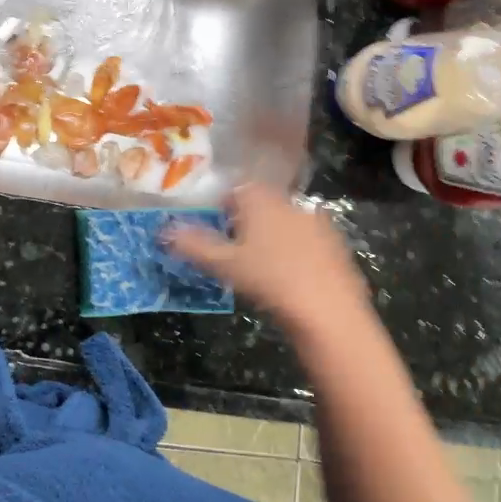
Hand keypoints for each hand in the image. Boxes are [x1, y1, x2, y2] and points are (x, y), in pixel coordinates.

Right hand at [166, 184, 371, 332]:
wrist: (329, 312)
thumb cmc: (269, 280)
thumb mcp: (223, 264)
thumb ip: (192, 245)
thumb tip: (163, 230)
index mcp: (261, 199)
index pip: (236, 189)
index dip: (222, 207)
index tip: (215, 228)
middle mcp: (290, 202)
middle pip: (262, 203)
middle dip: (247, 221)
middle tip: (234, 249)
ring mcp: (318, 222)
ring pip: (286, 221)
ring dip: (272, 235)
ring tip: (261, 265)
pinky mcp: (337, 245)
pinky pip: (308, 240)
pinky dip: (296, 251)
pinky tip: (290, 276)